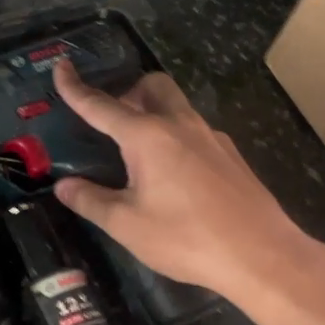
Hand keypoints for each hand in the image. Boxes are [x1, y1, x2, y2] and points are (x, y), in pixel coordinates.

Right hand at [50, 61, 324, 302]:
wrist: (264, 257)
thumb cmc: (187, 238)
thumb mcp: (127, 225)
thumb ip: (91, 201)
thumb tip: (64, 186)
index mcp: (147, 136)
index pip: (100, 104)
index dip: (75, 87)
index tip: (61, 66)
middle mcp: (179, 125)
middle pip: (152, 86)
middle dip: (128, 91)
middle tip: (112, 121)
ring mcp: (211, 138)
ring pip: (177, 106)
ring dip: (153, 113)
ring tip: (139, 153)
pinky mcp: (231, 156)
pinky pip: (195, 131)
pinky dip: (175, 137)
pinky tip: (174, 175)